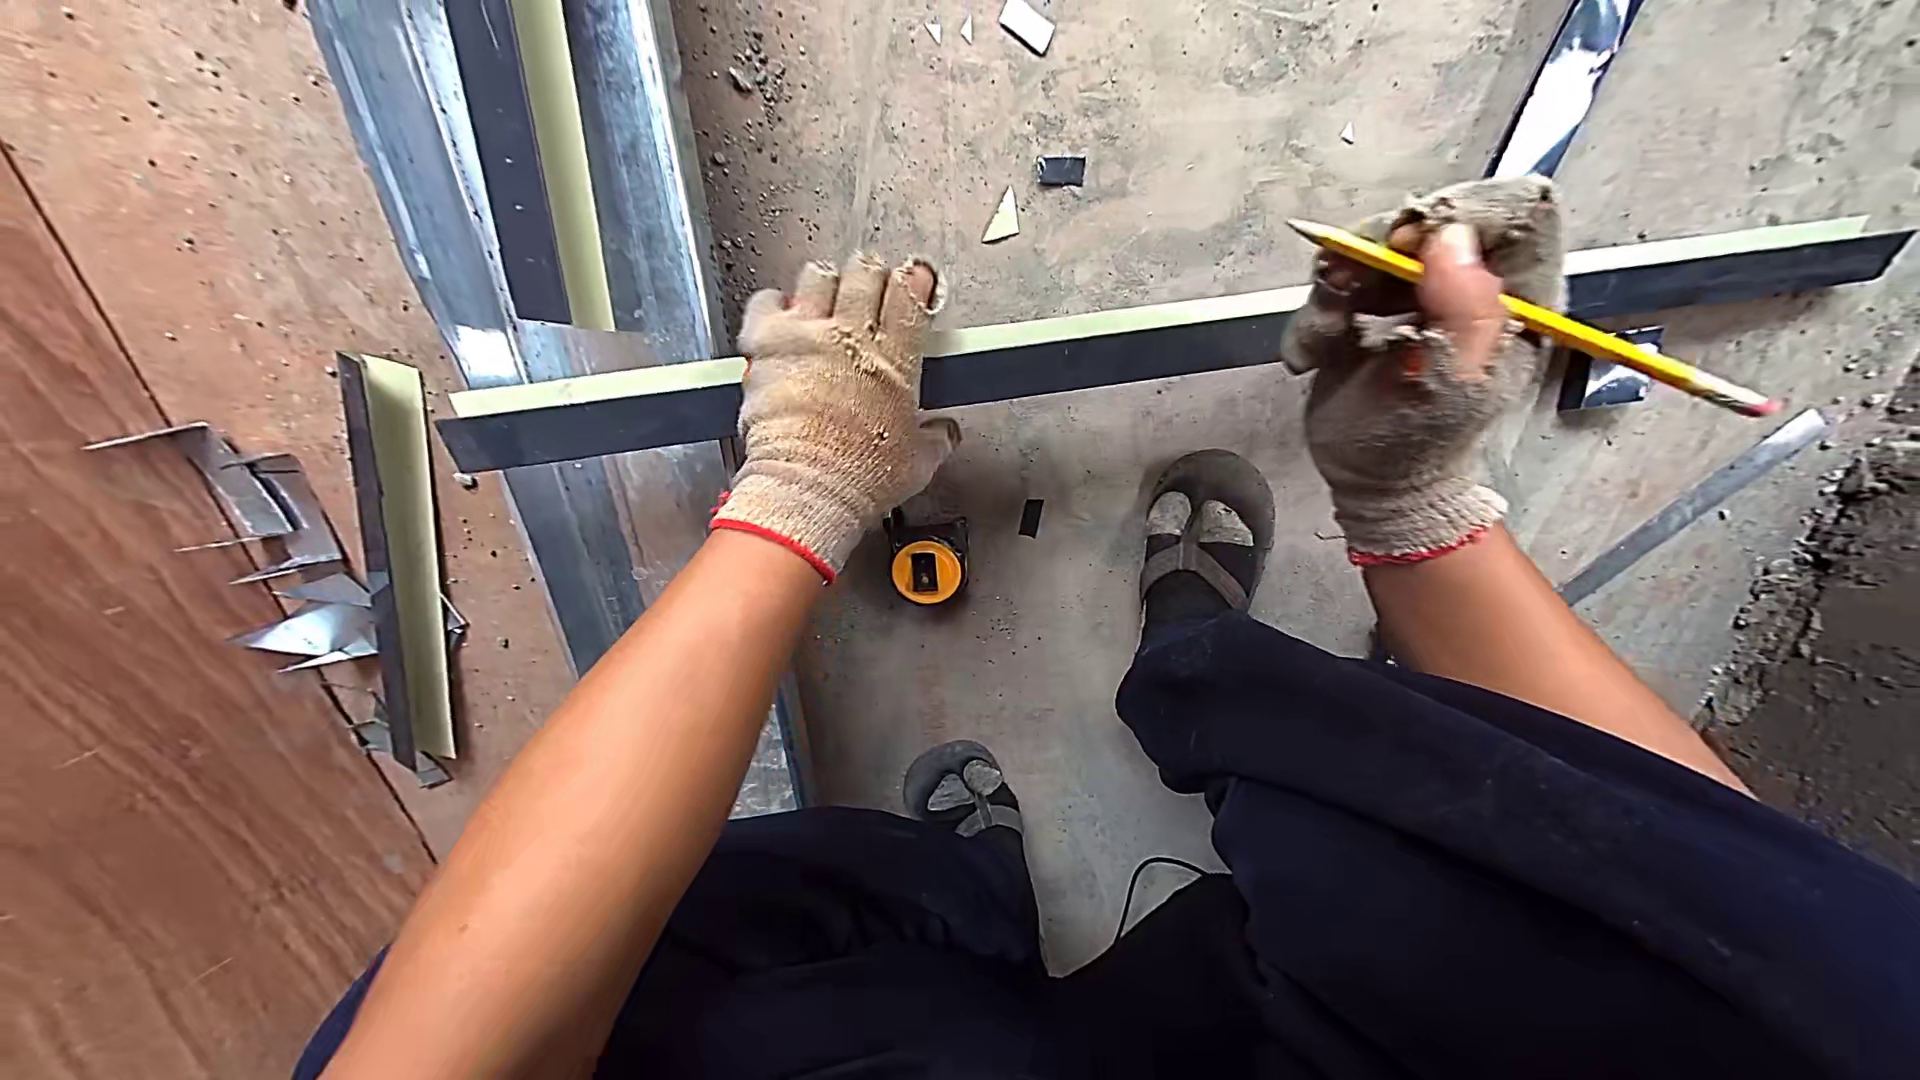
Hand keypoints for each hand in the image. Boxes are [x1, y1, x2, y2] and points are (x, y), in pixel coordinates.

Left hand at [710, 254, 959, 580]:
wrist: (810, 486)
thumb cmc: (862, 476)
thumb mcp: (919, 461)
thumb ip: (936, 438)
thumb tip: (944, 433)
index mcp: (895, 359)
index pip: (910, 295)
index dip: (915, 280)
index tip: (916, 280)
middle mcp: (850, 337)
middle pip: (865, 274)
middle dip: (873, 274)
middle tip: (874, 286)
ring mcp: (806, 336)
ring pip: (818, 276)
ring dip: (827, 282)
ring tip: (829, 295)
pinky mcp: (766, 344)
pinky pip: (766, 300)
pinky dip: (775, 303)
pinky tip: (782, 314)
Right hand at [1278, 176, 1563, 563]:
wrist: (1373, 481)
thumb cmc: (1417, 443)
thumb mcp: (1451, 385)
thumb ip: (1466, 309)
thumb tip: (1445, 237)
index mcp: (1511, 297)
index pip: (1509, 210)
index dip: (1456, 213)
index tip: (1401, 246)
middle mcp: (1461, 286)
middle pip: (1424, 223)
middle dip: (1372, 251)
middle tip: (1338, 284)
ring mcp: (1408, 298)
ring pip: (1367, 254)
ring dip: (1330, 293)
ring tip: (1322, 341)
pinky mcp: (1362, 315)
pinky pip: (1331, 290)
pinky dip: (1312, 318)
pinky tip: (1309, 356)